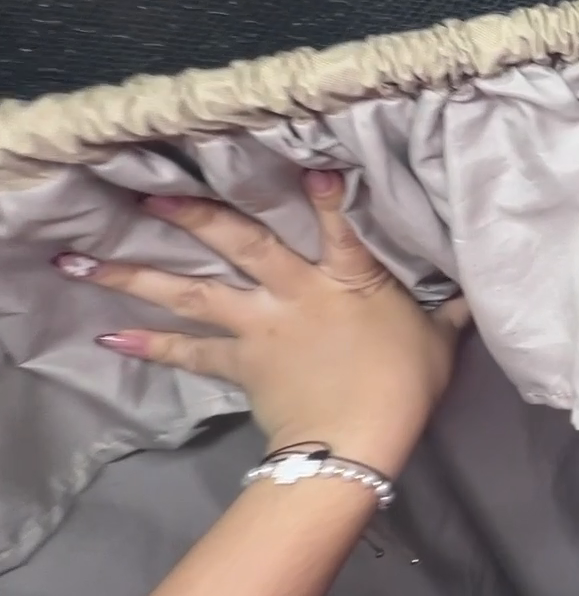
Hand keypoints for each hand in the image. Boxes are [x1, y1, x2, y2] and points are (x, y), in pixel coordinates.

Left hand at [52, 170, 467, 475]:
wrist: (358, 430)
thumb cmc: (408, 374)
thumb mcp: (441, 335)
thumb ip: (450, 308)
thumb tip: (474, 291)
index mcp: (354, 279)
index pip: (340, 227)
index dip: (326, 197)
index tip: (307, 165)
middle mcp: (300, 292)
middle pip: (246, 248)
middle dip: (201, 219)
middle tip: (154, 195)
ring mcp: (262, 326)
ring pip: (196, 294)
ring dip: (140, 276)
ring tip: (87, 259)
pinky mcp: (238, 363)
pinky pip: (187, 352)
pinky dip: (149, 344)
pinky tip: (108, 336)